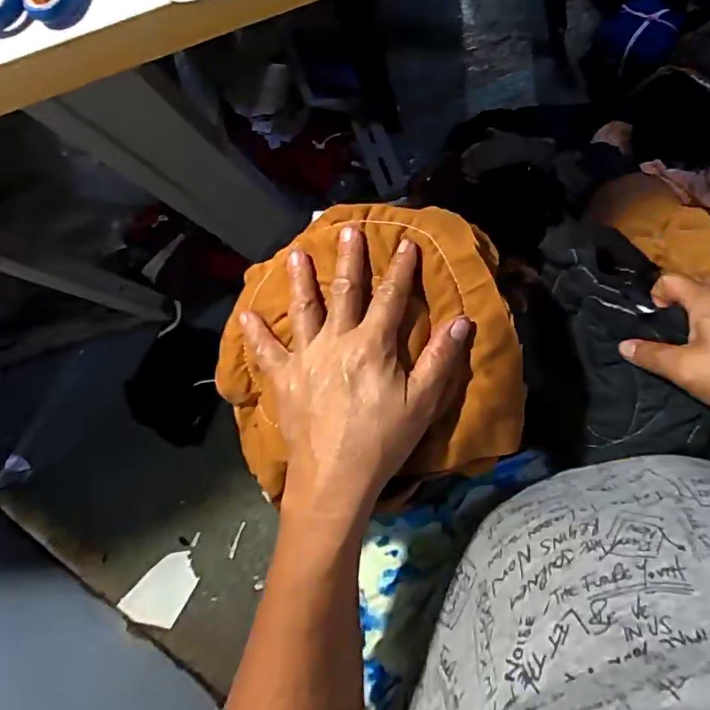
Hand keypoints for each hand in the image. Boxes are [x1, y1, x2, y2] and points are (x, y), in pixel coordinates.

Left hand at [238, 227, 472, 527]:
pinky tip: (247, 315)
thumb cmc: (383, 440)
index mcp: (373, 345)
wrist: (333, 479)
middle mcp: (337, 342)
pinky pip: (267, 352)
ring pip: (305, 311)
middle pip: (346, 292)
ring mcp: (306, 359)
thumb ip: (442, 359)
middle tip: (347, 230)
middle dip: (350, 259)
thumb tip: (462, 320)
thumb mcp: (423, 402)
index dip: (401, 269)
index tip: (406, 242)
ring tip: (296, 253)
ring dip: (302, 281)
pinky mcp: (284, 380)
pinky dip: (257, 333)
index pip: (391, 297)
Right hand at [618, 275, 709, 445]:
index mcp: (705, 298)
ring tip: (692, 335)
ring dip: (701, 307)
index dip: (656, 293)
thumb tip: (623, 345)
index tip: (654, 319)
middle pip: (696, 282)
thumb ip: (651, 355)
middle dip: (679, 296)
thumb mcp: (683, 369)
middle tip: (670, 323)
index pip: (671, 279)